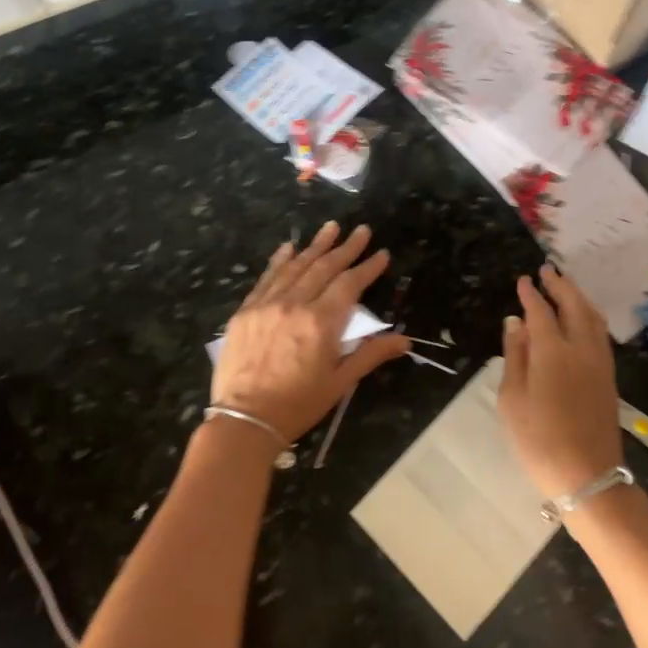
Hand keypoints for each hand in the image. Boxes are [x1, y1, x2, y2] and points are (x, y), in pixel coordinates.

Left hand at [211, 222, 407, 440]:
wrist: (243, 420)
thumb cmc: (297, 405)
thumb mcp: (339, 383)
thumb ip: (370, 355)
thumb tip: (404, 340)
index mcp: (321, 323)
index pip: (349, 284)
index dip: (367, 267)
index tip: (381, 253)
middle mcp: (294, 305)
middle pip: (324, 268)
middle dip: (345, 248)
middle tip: (361, 230)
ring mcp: (266, 305)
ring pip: (295, 267)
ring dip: (315, 246)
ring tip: (331, 227)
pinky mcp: (245, 311)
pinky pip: (266, 278)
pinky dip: (280, 260)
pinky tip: (289, 247)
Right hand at [498, 265, 622, 499]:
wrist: (588, 475)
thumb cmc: (539, 440)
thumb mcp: (512, 399)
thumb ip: (514, 356)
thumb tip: (515, 323)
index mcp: (553, 351)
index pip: (541, 312)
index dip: (531, 294)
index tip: (523, 280)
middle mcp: (581, 348)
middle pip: (574, 306)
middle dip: (560, 285)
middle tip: (547, 271)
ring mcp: (600, 362)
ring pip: (592, 317)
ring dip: (578, 297)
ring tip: (564, 287)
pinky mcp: (609, 377)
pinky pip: (600, 333)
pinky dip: (589, 316)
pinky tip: (582, 319)